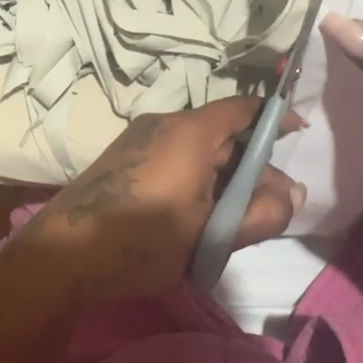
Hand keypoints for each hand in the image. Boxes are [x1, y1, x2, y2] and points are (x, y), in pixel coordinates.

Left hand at [17, 98, 306, 303]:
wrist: (63, 254)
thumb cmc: (143, 241)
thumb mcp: (212, 234)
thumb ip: (261, 213)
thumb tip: (295, 192)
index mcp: (189, 131)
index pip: (243, 108)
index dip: (274, 119)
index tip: (299, 135)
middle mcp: (163, 124)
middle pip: (221, 132)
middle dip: (253, 164)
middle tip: (276, 203)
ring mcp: (138, 140)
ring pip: (197, 149)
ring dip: (224, 176)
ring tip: (240, 219)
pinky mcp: (123, 159)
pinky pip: (173, 158)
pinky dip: (197, 178)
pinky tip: (201, 216)